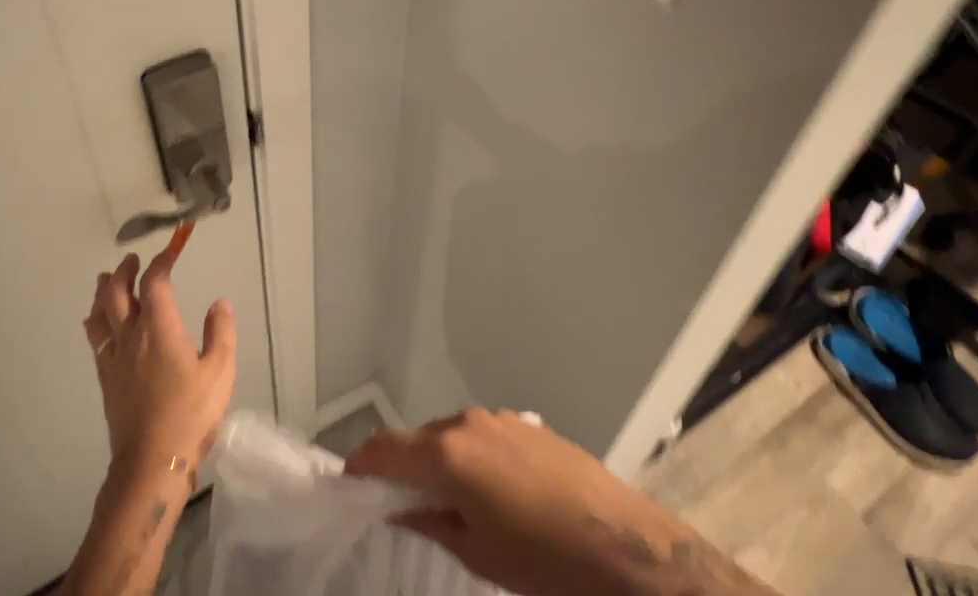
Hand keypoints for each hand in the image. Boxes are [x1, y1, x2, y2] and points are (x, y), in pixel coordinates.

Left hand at [82, 242, 236, 479]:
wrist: (151, 459)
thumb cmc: (190, 414)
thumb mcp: (220, 372)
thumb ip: (221, 333)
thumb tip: (220, 302)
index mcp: (159, 328)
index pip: (155, 283)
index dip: (161, 263)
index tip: (171, 252)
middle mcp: (131, 335)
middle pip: (117, 292)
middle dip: (125, 271)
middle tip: (132, 260)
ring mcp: (113, 357)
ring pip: (100, 313)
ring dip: (103, 290)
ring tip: (105, 279)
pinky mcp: (105, 377)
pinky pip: (94, 338)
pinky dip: (95, 320)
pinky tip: (97, 322)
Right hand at [346, 409, 770, 595]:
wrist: (627, 547)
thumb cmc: (543, 559)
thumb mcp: (476, 552)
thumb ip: (429, 520)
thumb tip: (401, 507)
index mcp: (447, 452)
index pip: (385, 448)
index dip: (361, 465)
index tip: (350, 484)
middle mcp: (470, 422)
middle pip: (418, 438)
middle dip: (402, 466)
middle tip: (399, 503)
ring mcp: (505, 419)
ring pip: (453, 434)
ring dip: (440, 460)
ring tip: (449, 500)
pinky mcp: (533, 426)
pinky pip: (485, 435)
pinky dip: (472, 456)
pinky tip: (491, 491)